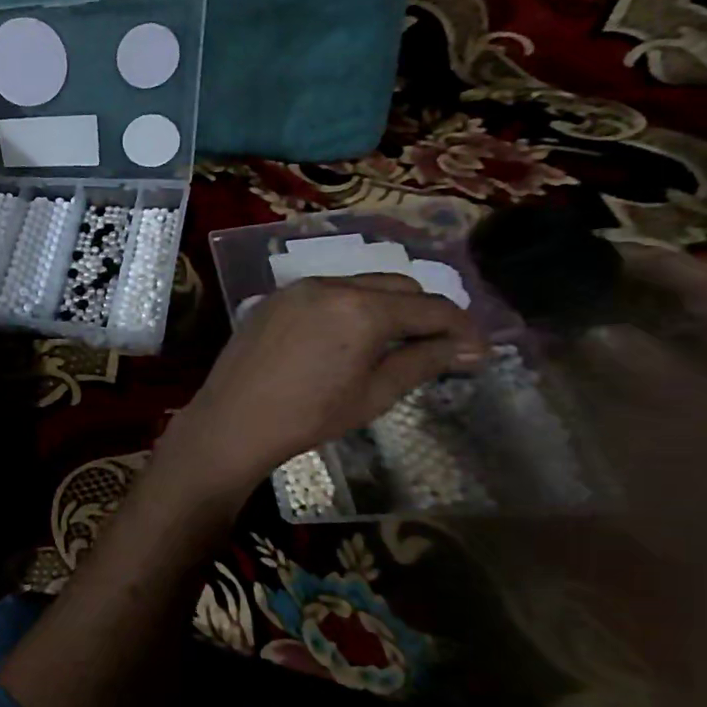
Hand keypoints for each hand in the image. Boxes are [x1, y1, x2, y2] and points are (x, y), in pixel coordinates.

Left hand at [155, 274, 486, 491]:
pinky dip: (345, 307)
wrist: (232, 421)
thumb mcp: (374, 394)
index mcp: (362, 308)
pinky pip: (323, 293)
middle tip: (435, 347)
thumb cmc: (307, 415)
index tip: (475, 352)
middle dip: (423, 313)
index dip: (461, 330)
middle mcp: (329, 286)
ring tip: (392, 343)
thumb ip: (422, 361)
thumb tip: (467, 348)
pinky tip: (346, 338)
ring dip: (384, 307)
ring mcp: (295, 290)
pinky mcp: (271, 300)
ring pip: (359, 285)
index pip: (431, 307)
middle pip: (397, 286)